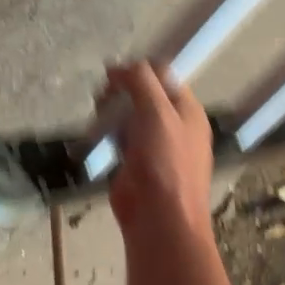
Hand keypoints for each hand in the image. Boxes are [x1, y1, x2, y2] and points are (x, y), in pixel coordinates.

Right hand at [105, 62, 214, 244]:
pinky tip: (98, 138)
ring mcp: (154, 143)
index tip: (113, 78)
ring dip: (110, 112)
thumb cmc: (164, 163)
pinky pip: (118, 134)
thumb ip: (141, 82)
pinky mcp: (135, 160)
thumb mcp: (157, 113)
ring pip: (127, 112)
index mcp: (187, 111)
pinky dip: (107, 132)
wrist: (159, 218)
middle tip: (104, 102)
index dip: (137, 71)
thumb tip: (120, 67)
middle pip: (141, 92)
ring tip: (100, 122)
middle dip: (119, 92)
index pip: (162, 75)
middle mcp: (173, 124)